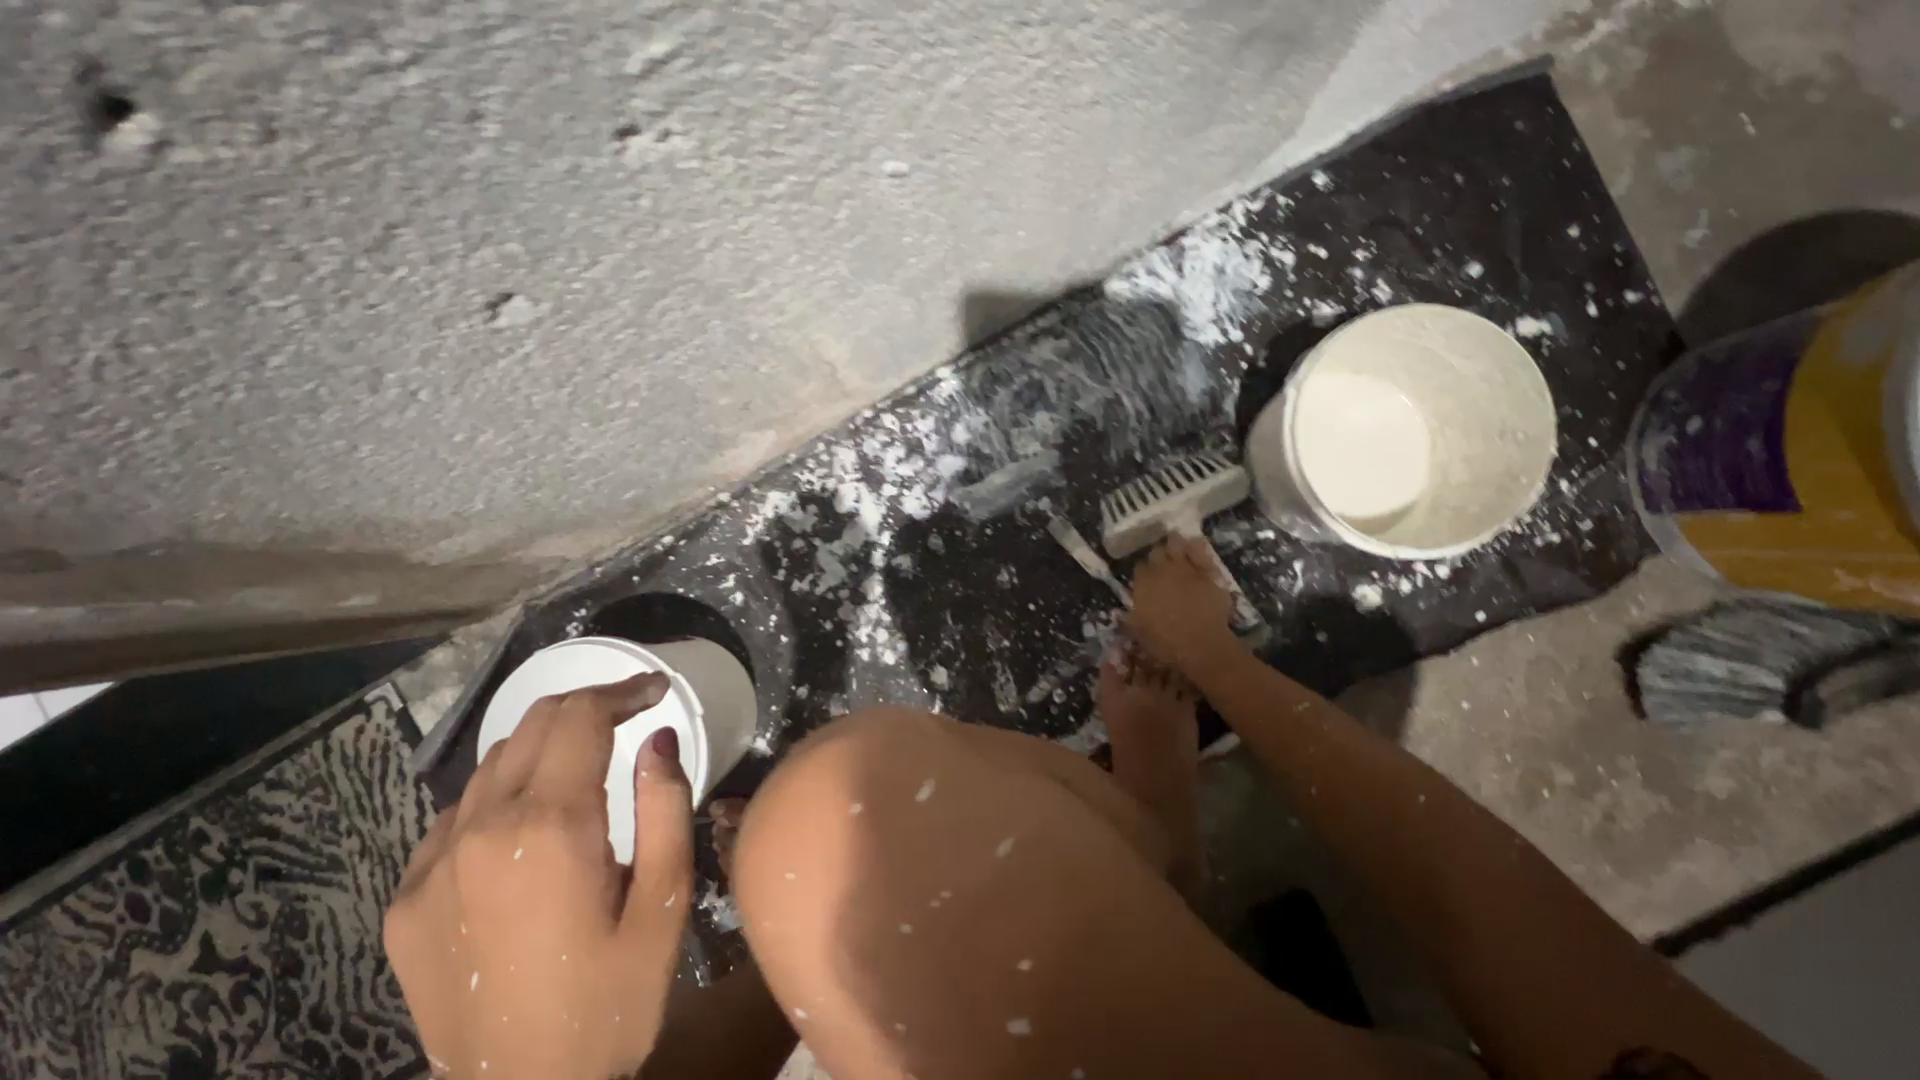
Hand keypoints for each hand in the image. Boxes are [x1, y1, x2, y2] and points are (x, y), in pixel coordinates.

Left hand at [385, 673, 691, 1079]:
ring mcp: (431, 865)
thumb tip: (657, 738)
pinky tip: (525, 828)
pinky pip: (454, 818)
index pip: (581, 719)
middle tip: (628, 714)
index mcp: (550, 827)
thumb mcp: (665, 906)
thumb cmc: (611, 1002)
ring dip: (542, 750)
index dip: (622, 692)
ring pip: (491, 767)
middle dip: (585, 708)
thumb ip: (664, 809)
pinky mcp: (405, 899)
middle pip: (532, 727)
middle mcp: (481, 829)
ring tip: (584, 767)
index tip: (655, 690)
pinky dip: (498, 798)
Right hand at [1126, 535, 1239, 677]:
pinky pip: (1199, 549)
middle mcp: (1161, 571)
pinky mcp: (1207, 570)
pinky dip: (1196, 546)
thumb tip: (1124, 614)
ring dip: (1175, 545)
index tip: (1148, 579)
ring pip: (1176, 543)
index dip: (1145, 572)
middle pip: (1156, 552)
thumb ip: (1130, 619)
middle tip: (1163, 565)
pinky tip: (1195, 547)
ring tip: (1177, 550)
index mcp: (1143, 584)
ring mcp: (1185, 568)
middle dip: (1159, 557)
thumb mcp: (1140, 633)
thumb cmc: (1166, 643)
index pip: (1140, 567)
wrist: (1202, 645)